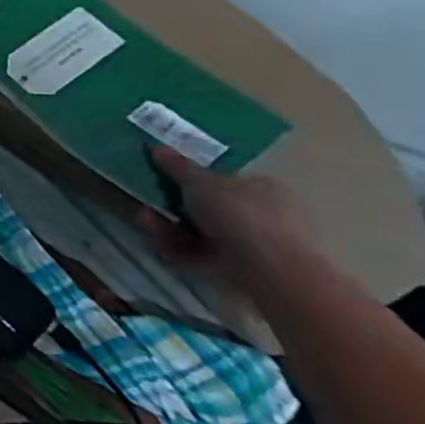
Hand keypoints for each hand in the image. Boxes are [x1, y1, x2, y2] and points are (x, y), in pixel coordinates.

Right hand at [138, 145, 322, 291]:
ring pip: (205, 234)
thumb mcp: (200, 183)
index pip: (222, 180)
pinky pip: (209, 257)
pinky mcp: (249, 273)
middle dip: (173, 208)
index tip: (163, 182)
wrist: (276, 276)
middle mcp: (266, 215)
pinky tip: (163, 249)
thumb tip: (155, 147)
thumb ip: (176, 166)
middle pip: (209, 208)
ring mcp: (259, 247)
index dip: (189, 180)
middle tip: (148, 208)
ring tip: (148, 225)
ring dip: (171, 230)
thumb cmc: (240, 217)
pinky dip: (184, 253)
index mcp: (263, 188)